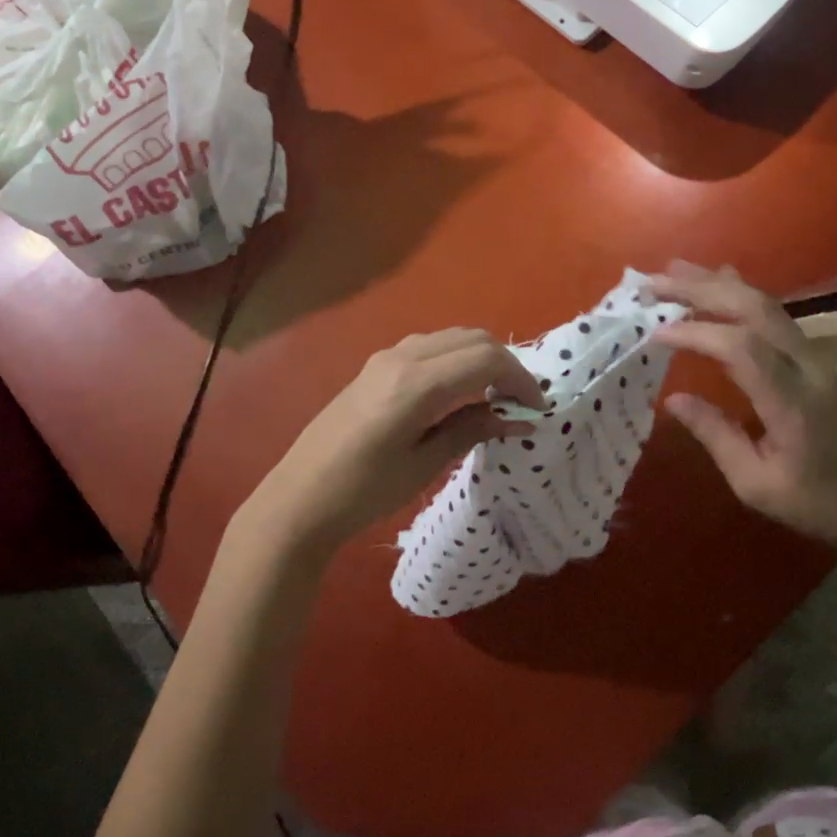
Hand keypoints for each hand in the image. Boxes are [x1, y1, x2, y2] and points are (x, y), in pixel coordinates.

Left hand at [245, 329, 547, 555]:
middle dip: (505, 364)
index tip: (536, 410)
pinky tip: (459, 393)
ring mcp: (384, 359)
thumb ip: (469, 430)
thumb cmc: (364, 491)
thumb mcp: (423, 465)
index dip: (520, 380)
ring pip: (450, 338)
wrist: (300, 498)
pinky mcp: (374, 368)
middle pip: (471, 338)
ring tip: (494, 398)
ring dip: (479, 359)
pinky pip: (428, 348)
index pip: (486, 359)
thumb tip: (512, 417)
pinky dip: (455, 360)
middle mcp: (402, 358)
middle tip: (520, 403)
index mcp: (416, 384)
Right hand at [651, 262, 836, 556]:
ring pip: (768, 306)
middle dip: (702, 289)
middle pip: (755, 310)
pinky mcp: (819, 362)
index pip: (741, 348)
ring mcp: (818, 361)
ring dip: (719, 285)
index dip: (696, 334)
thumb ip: (717, 437)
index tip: (653, 335)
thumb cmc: (825, 505)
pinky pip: (776, 317)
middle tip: (652, 281)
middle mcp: (808, 368)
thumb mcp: (759, 486)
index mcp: (793, 402)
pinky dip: (741, 296)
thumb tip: (673, 400)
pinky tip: (721, 286)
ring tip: (674, 273)